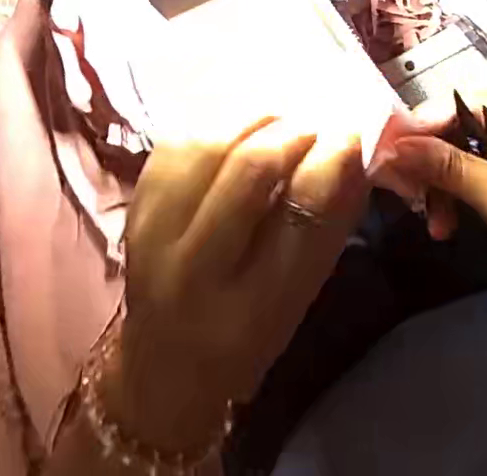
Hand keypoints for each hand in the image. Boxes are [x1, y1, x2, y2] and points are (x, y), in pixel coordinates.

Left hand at [100, 115, 367, 454]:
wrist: (164, 365)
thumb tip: (355, 148)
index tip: (351, 133)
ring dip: (253, 122)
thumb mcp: (303, 294)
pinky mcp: (131, 209)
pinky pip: (176, 143)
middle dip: (292, 133)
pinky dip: (215, 127)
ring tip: (277, 124)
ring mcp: (151, 237)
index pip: (301, 212)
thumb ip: (332, 223)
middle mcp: (194, 272)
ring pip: (208, 145)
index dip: (332, 159)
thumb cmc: (251, 331)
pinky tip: (237, 133)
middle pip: (249, 168)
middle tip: (313, 127)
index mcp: (251, 307)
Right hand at [389, 91, 486, 308]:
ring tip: (438, 226)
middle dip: (433, 164)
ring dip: (448, 184)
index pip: (457, 104)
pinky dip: (468, 191)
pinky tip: (456, 220)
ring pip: (469, 149)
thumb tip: (393, 147)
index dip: (418, 129)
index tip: (383, 160)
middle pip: (460, 126)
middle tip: (412, 204)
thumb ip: (450, 169)